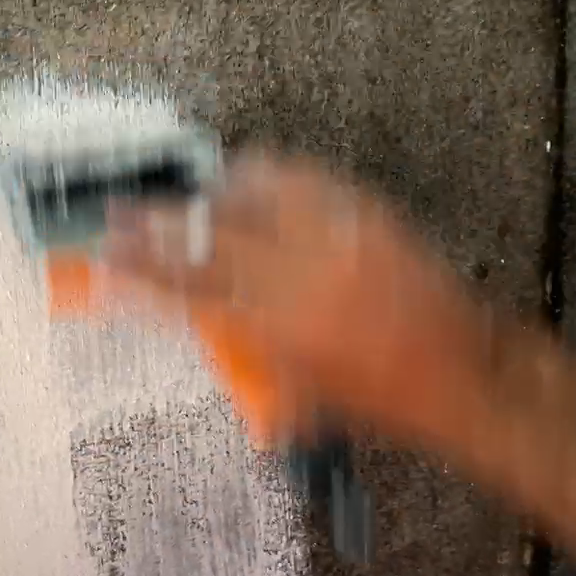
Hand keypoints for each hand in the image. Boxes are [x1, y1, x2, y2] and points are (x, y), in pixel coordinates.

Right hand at [90, 153, 493, 449]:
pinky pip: (299, 176)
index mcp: (280, 327)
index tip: (107, 262)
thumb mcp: (302, 390)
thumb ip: (246, 345)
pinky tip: (246, 178)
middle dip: (153, 224)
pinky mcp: (362, 211)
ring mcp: (333, 234)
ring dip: (205, 194)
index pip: (189, 291)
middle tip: (119, 214)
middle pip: (205, 236)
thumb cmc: (386, 400)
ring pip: (248, 194)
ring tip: (181, 196)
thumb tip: (203, 318)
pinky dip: (263, 174)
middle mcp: (301, 274)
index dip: (141, 274)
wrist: (468, 373)